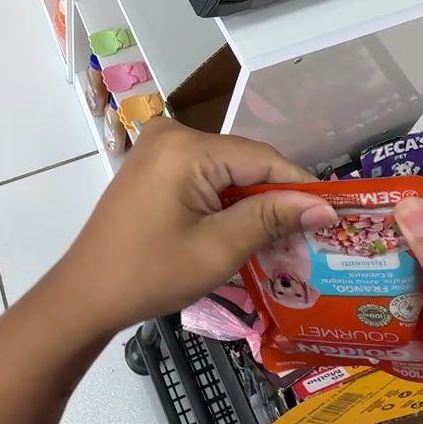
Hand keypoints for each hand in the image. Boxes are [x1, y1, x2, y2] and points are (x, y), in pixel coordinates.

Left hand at [42, 118, 337, 333]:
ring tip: (286, 235)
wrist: (87, 291)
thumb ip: (270, 219)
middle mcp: (172, 132)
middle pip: (244, 159)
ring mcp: (159, 145)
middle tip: (312, 233)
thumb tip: (323, 206)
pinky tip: (245, 226)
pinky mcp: (153, 161)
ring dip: (253, 198)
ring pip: (226, 167)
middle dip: (276, 195)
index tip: (335, 216)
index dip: (301, 186)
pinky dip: (226, 197)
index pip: (261, 157)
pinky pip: (204, 171)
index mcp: (186, 148)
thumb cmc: (151, 273)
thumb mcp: (217, 250)